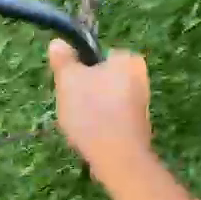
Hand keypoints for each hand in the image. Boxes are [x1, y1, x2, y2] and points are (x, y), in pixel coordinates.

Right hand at [48, 39, 151, 178]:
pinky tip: (91, 137)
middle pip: (102, 80)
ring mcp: (142, 105)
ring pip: (106, 102)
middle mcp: (142, 78)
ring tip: (80, 126)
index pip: (99, 57)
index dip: (80, 70)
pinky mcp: (138, 128)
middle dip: (86, 93)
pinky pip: (112, 120)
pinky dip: (100, 127)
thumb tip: (59, 43)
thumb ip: (63, 60)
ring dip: (92, 112)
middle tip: (72, 106)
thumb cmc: (92, 111)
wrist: (117, 156)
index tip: (70, 86)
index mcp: (129, 60)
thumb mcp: (69, 80)